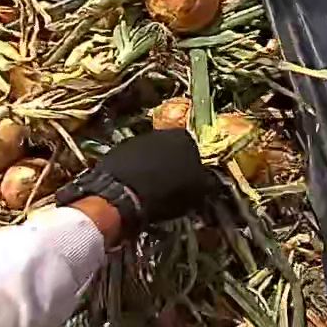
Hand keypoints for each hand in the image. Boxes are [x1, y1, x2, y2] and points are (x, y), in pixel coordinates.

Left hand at [58, 129, 215, 242]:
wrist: (121, 194)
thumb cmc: (167, 190)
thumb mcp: (197, 191)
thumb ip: (207, 182)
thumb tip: (211, 181)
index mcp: (183, 137)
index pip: (193, 150)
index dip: (192, 168)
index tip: (189, 183)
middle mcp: (160, 132)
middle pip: (170, 150)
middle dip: (171, 165)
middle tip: (171, 187)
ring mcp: (135, 140)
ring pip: (149, 155)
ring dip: (151, 169)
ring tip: (151, 192)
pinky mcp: (114, 151)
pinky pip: (130, 163)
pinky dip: (133, 174)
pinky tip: (134, 191)